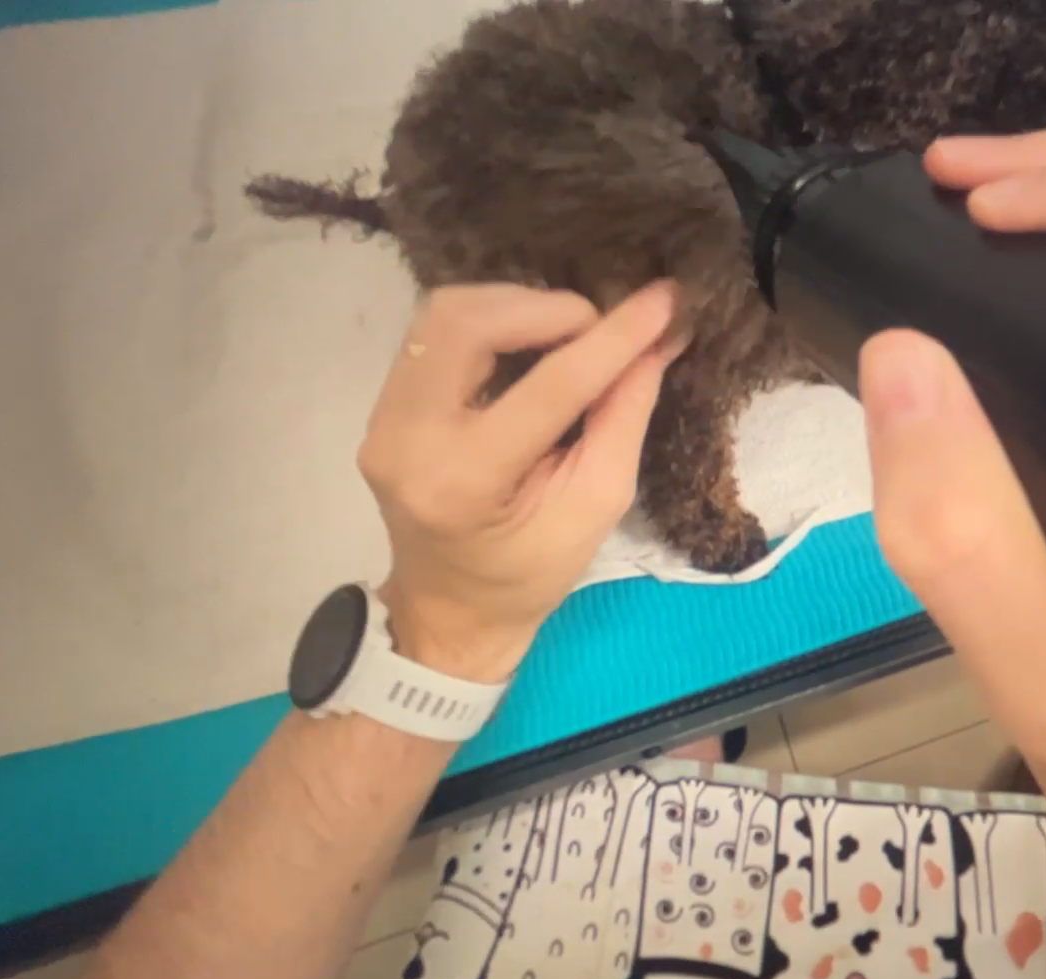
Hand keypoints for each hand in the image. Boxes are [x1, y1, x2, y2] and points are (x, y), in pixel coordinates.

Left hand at [361, 281, 684, 681]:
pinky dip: (494, 326)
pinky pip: (437, 336)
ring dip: (519, 309)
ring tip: (571, 336)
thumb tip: (657, 344)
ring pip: (445, 316)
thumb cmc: (533, 574)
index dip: (613, 340)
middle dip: (550, 309)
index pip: (548, 387)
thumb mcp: (596, 506)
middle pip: (467, 322)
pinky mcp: (383, 408)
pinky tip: (531, 348)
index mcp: (465, 482)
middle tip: (602, 329)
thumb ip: (624, 419)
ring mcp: (382, 419)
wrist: (454, 610)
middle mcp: (405, 439)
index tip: (664, 302)